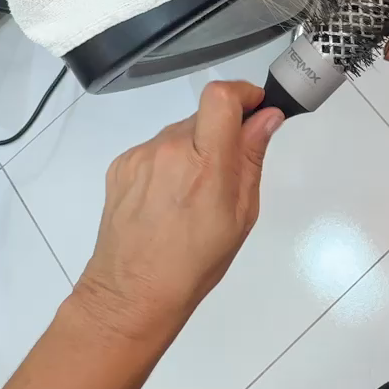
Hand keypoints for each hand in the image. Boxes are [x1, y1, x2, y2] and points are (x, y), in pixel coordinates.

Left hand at [73, 82, 284, 342]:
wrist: (131, 295)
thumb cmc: (196, 262)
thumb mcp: (242, 214)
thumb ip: (252, 157)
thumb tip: (267, 117)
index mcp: (205, 165)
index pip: (221, 97)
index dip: (243, 93)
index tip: (255, 108)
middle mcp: (169, 150)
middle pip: (204, 114)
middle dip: (221, 131)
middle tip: (226, 171)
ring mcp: (140, 156)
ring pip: (180, 131)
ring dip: (194, 148)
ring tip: (191, 193)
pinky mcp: (121, 164)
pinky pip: (157, 148)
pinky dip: (169, 162)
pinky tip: (167, 198)